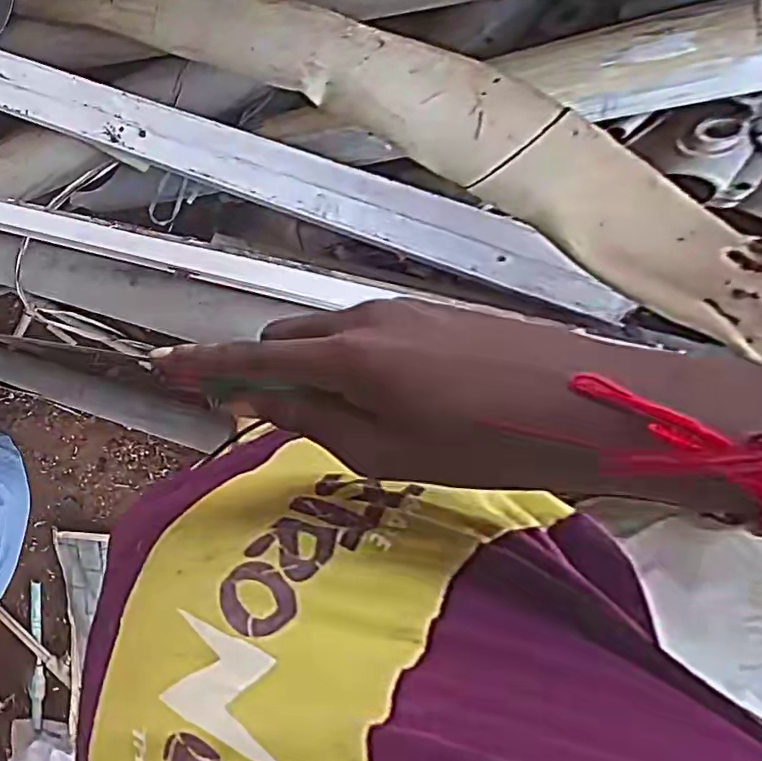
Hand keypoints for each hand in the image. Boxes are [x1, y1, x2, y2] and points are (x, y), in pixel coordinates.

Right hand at [154, 299, 761, 503]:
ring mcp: (395, 309)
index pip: (249, 360)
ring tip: (354, 410)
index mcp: (342, 359)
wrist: (598, 404)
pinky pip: (359, 328)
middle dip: (267, 370)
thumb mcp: (383, 450)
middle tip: (287, 414)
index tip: (163, 365)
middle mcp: (358, 320)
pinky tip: (394, 390)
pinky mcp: (426, 309)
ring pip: (320, 332)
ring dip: (311, 364)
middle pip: (281, 338)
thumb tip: (252, 401)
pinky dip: (347, 355)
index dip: (201, 365)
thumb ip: (307, 420)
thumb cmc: (484, 443)